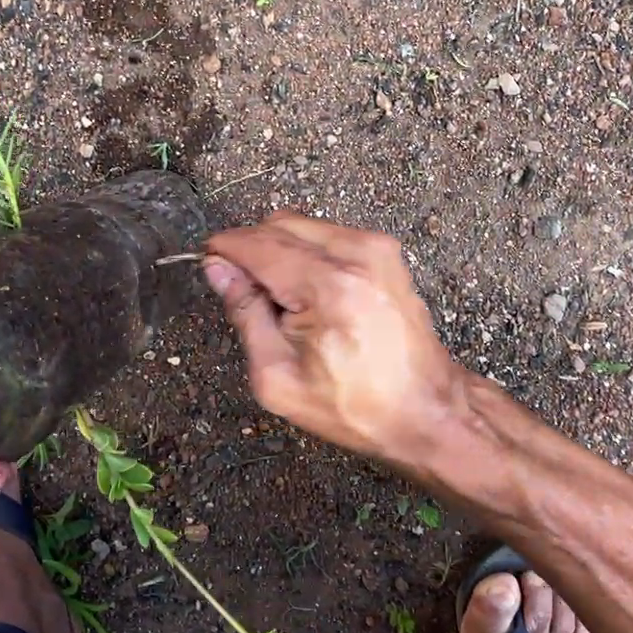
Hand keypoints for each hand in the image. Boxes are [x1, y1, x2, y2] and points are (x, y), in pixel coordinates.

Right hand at [202, 212, 467, 464]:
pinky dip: (306, 251)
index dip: (225, 249)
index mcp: (330, 286)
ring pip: (301, 223)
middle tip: (244, 291)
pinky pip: (326, 233)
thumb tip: (217, 268)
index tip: (207, 261)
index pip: (258, 244)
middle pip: (279, 224)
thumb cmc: (352, 405)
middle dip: (251, 249)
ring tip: (282, 299)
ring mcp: (375, 246)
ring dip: (278, 249)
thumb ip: (244, 313)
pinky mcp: (384, 249)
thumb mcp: (278, 376)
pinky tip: (309, 292)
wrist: (425, 408)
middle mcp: (356, 253)